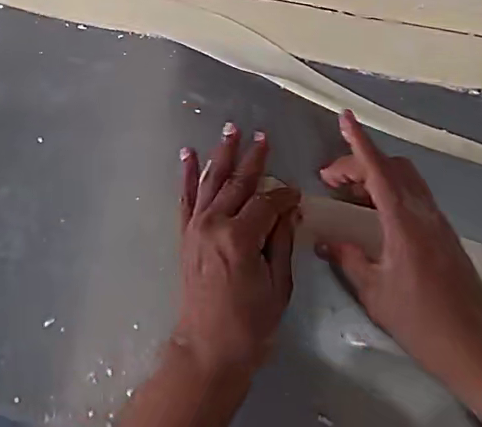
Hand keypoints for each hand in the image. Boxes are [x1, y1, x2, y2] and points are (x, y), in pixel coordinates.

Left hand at [170, 122, 298, 377]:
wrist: (207, 350)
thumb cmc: (249, 326)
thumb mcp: (278, 287)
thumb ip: (282, 243)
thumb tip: (289, 211)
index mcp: (240, 237)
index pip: (267, 202)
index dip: (284, 195)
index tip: (296, 193)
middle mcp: (215, 224)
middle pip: (238, 183)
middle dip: (253, 158)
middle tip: (262, 137)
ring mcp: (196, 227)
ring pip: (212, 181)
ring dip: (222, 154)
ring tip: (230, 130)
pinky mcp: (185, 234)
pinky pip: (186, 197)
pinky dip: (188, 174)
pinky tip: (188, 153)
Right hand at [315, 111, 481, 372]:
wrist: (480, 350)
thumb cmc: (424, 323)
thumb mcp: (376, 294)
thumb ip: (349, 260)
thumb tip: (326, 241)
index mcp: (403, 220)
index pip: (377, 168)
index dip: (359, 140)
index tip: (345, 117)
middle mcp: (422, 211)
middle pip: (390, 166)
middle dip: (358, 162)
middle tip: (330, 179)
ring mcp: (437, 220)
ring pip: (405, 177)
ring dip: (376, 174)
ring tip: (350, 194)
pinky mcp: (445, 233)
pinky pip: (414, 193)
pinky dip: (391, 188)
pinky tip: (377, 213)